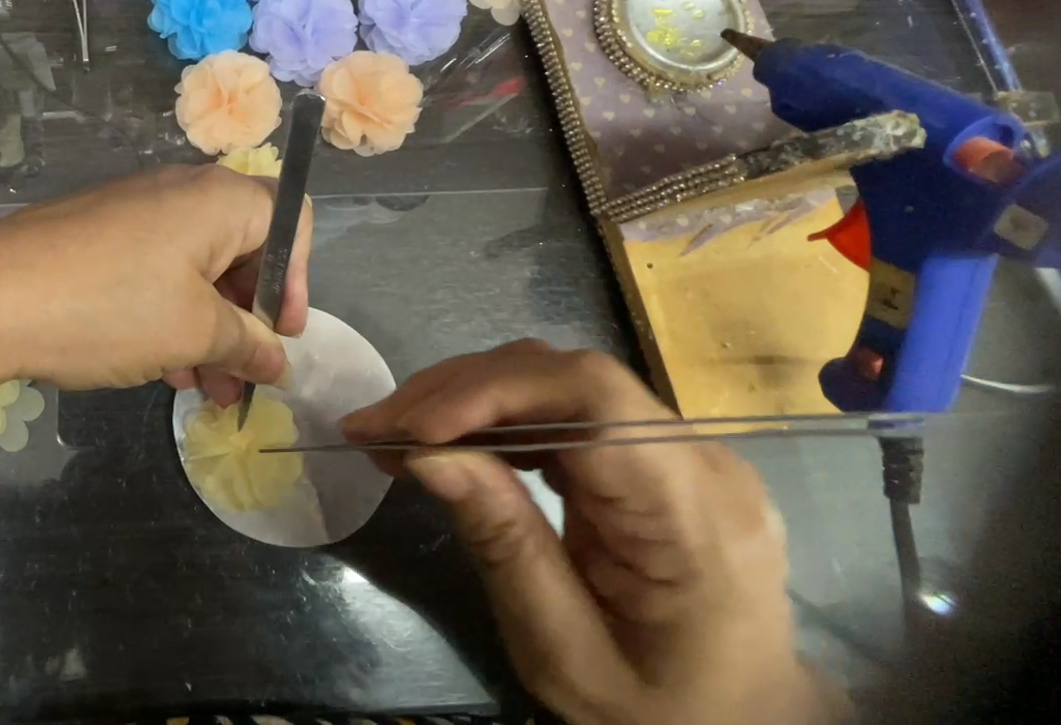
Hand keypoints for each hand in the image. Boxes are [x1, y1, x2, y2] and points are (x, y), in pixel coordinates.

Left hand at [0, 166, 309, 400]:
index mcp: (217, 199)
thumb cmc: (109, 307)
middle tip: (240, 376)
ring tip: (198, 387)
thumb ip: (248, 344)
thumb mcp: (193, 333)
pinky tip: (155, 363)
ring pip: (194, 268)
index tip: (280, 334)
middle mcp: (179, 192)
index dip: (297, 280)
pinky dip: (166, 313)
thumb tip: (279, 360)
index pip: (289, 220)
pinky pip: (152, 270)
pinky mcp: (96, 234)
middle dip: (247, 317)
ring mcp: (132, 210)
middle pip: (241, 248)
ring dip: (207, 327)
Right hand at [341, 341, 843, 724]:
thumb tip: (428, 454)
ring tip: (392, 433)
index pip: (591, 401)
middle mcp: (696, 458)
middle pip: (563, 377)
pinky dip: (488, 414)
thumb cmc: (654, 707)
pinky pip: (558, 406)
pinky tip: (444, 440)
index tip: (410, 428)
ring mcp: (675, 447)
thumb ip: (504, 544)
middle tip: (372, 427)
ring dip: (462, 397)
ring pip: (552, 379)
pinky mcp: (646, 450)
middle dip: (455, 392)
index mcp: (694, 514)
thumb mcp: (564, 651)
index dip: (490, 392)